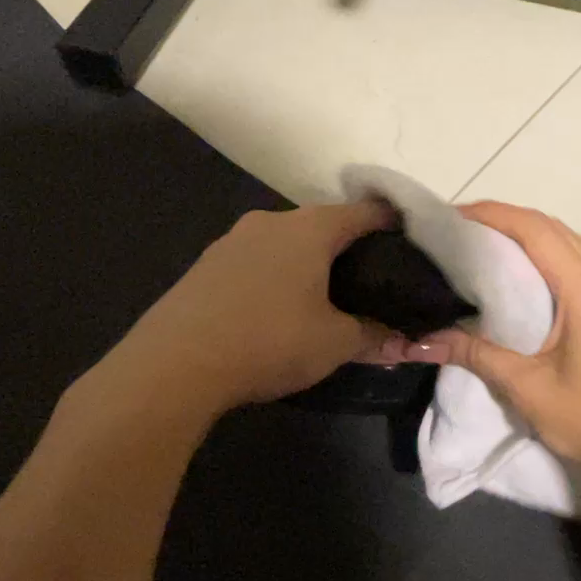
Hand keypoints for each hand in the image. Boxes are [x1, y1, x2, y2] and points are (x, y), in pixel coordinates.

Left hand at [99, 203, 396, 414]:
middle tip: (371, 279)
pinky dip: (275, 275)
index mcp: (312, 228)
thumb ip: (374, 335)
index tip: (412, 245)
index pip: (368, 211)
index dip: (395, 225)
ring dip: (308, 262)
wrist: (169, 368)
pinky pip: (257, 260)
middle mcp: (273, 221)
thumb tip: (402, 339)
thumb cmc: (268, 342)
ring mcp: (233, 240)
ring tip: (324, 297)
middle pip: (326, 223)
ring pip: (287, 241)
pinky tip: (275, 310)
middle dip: (350, 247)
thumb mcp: (334, 344)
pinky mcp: (205, 265)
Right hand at [398, 202, 580, 489]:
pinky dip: (555, 255)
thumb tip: (425, 340)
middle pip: (554, 228)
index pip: (536, 230)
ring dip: (533, 236)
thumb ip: (477, 354)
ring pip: (573, 242)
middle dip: (508, 221)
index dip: (494, 214)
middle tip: (463, 230)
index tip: (455, 215)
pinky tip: (532, 276)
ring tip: (489, 246)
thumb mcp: (528, 389)